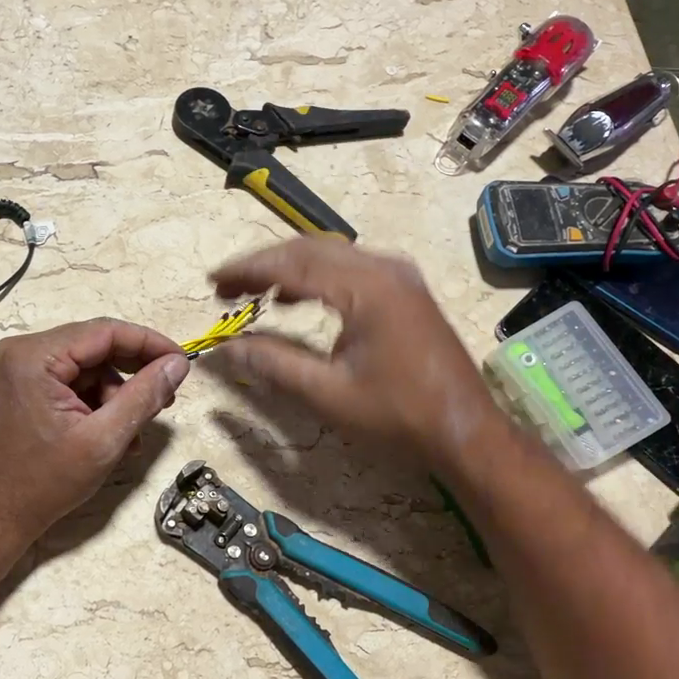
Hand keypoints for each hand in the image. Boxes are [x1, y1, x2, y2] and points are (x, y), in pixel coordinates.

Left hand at [0, 319, 189, 539]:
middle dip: (133, 376)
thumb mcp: (104, 440)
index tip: (182, 362)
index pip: (104, 332)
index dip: (149, 343)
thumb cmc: (46, 482)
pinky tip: (112, 436)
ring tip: (132, 437)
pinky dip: (96, 405)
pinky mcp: (23, 388)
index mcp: (33, 356)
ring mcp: (19, 370)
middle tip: (166, 399)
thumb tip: (178, 364)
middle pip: (95, 348)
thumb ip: (144, 397)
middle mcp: (22, 352)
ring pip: (88, 369)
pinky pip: (72, 384)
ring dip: (116, 398)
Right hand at [211, 236, 505, 471]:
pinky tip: (295, 299)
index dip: (248, 270)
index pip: (293, 264)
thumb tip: (226, 348)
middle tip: (226, 287)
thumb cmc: (397, 415)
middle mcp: (385, 269)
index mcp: (366, 289)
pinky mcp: (405, 291)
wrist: (464, 429)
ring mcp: (400, 277)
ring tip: (253, 292)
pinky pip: (350, 268)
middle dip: (264, 264)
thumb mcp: (327, 394)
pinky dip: (316, 276)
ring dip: (288, 268)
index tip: (213, 280)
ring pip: (331, 254)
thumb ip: (273, 364)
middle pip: (311, 249)